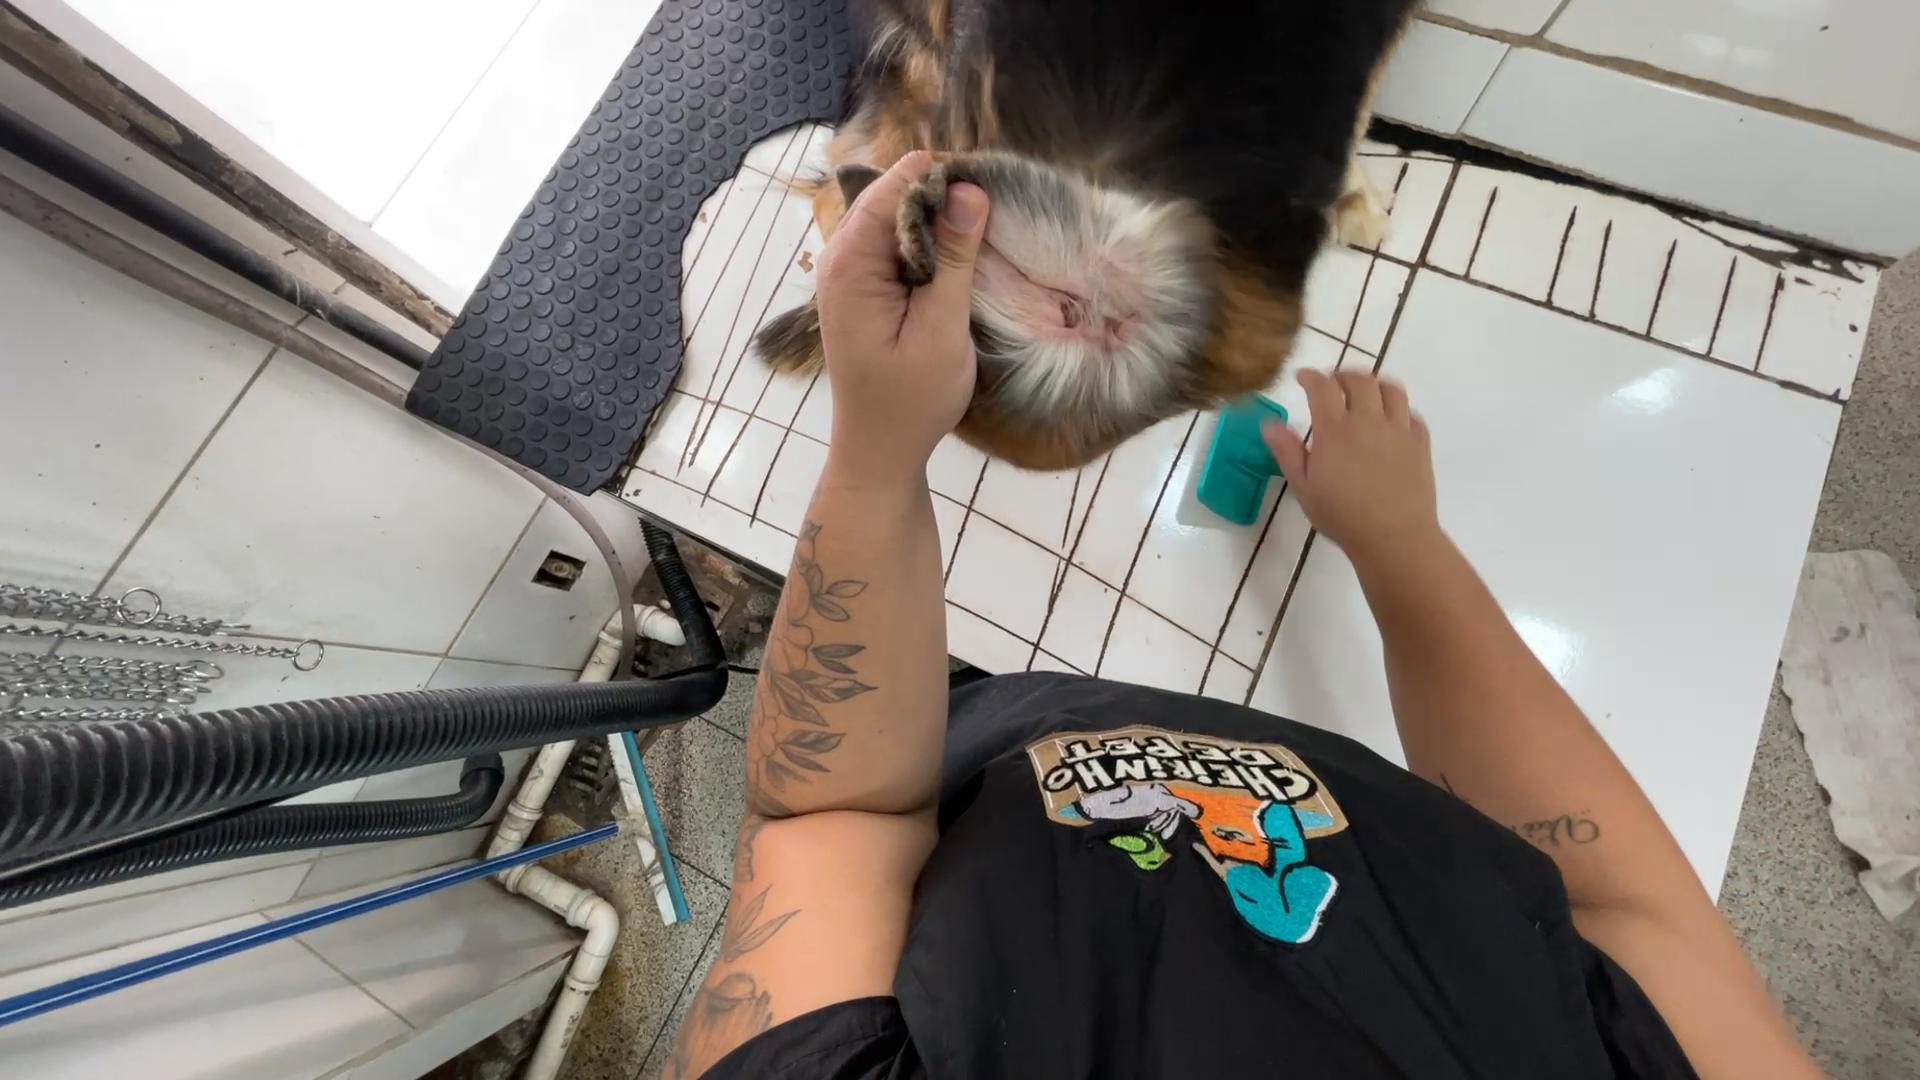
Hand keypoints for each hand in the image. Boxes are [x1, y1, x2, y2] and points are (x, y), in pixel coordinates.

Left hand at [815, 151, 989, 486]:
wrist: (881, 451)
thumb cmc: (911, 401)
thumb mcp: (942, 329)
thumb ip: (954, 258)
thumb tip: (969, 188)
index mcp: (850, 264)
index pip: (893, 189)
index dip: (940, 180)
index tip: (987, 189)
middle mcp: (839, 261)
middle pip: (889, 200)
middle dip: (938, 200)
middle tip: (988, 214)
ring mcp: (846, 278)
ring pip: (892, 224)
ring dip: (933, 226)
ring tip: (976, 237)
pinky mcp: (860, 295)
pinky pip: (892, 252)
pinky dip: (923, 250)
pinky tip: (953, 265)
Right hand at [1263, 370, 1442, 572]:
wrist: (1393, 535)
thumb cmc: (1340, 514)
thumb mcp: (1303, 486)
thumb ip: (1287, 451)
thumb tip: (1269, 423)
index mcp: (1335, 431)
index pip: (1323, 388)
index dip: (1311, 377)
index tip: (1302, 377)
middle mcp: (1369, 421)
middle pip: (1360, 381)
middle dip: (1343, 375)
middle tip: (1332, 382)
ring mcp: (1399, 430)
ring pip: (1391, 390)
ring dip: (1374, 384)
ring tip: (1364, 392)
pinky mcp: (1420, 443)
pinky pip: (1411, 413)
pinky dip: (1397, 408)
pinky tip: (1389, 420)